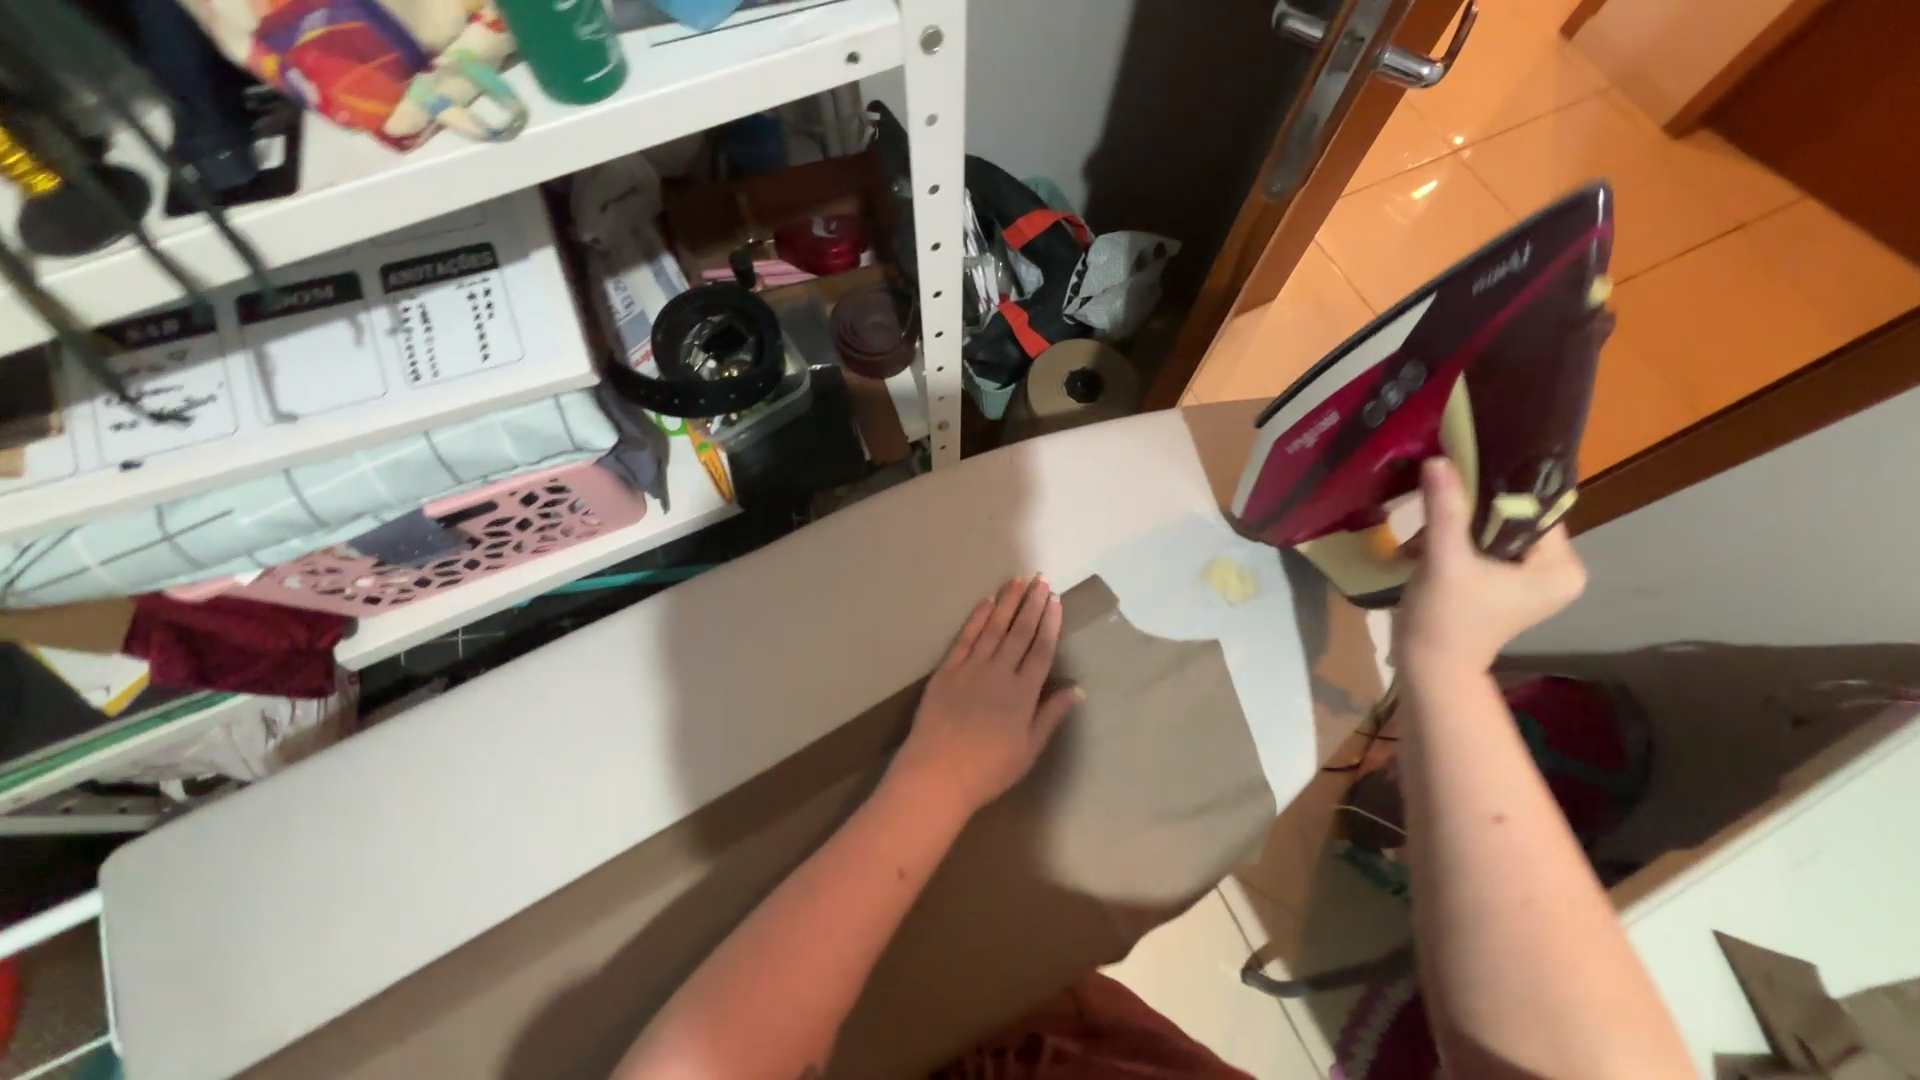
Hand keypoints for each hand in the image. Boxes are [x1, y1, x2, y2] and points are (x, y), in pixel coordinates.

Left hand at [889, 576, 1082, 817]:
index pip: (1041, 650)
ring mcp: (970, 669)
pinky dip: (976, 618)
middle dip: (1032, 604)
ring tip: (1018, 581)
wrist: (937, 774)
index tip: (1056, 601)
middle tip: (1041, 580)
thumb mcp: (1029, 750)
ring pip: (993, 628)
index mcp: (1023, 694)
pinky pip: (965, 638)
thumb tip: (1077, 688)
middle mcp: (999, 673)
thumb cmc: (988, 770)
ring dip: (1007, 603)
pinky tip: (985, 602)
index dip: (1050, 623)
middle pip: (1020, 632)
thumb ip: (1051, 715)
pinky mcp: (946, 671)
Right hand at [1394, 458, 1586, 676]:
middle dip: (1469, 515)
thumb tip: (1440, 461)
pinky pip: (1487, 550)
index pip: (1533, 509)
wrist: (1429, 668)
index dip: (1493, 493)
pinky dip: (1458, 546)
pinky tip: (1427, 550)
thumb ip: (1446, 510)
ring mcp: (1533, 582)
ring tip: (1424, 539)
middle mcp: (1559, 573)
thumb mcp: (1444, 560)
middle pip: (1513, 520)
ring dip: (1457, 530)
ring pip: (1495, 534)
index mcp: (1561, 567)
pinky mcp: (1508, 589)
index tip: (1454, 482)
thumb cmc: (1446, 619)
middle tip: (1432, 515)